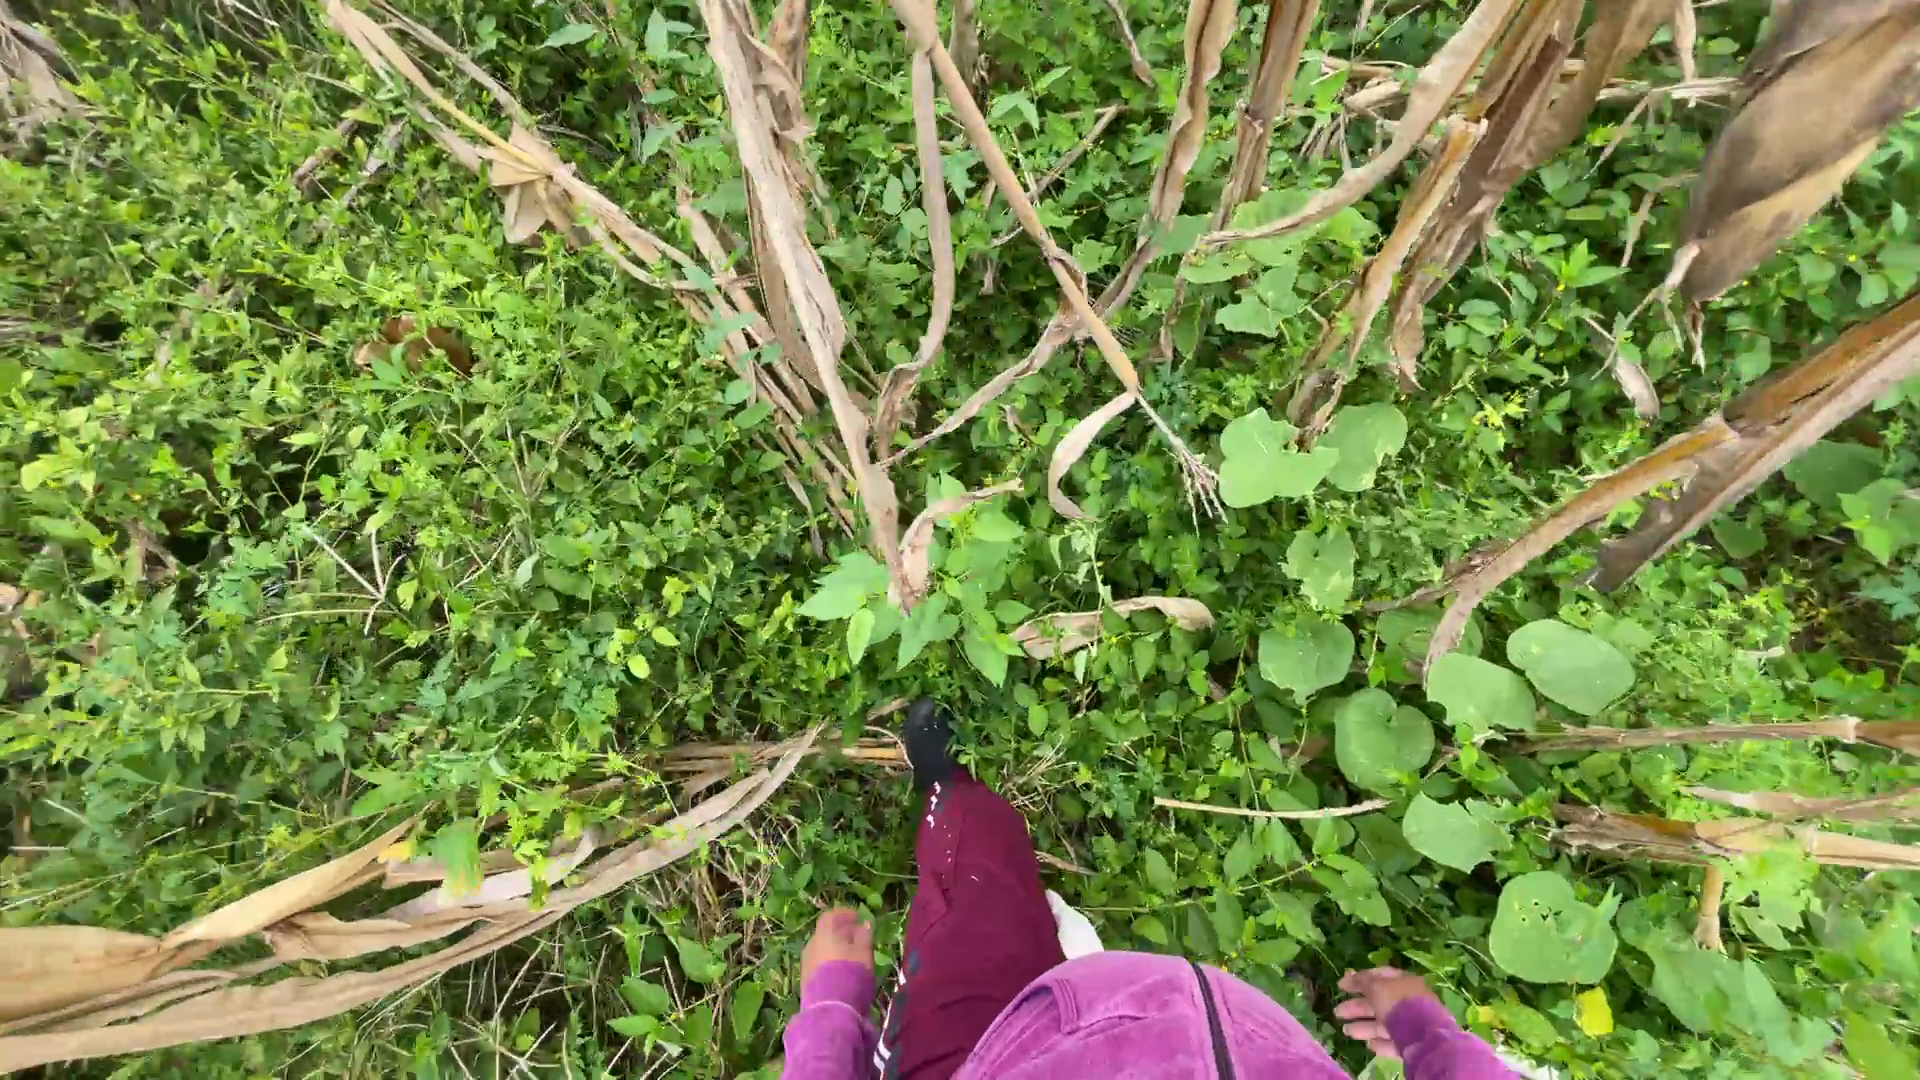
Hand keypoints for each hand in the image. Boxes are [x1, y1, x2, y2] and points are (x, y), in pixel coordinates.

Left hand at [800, 907, 873, 983]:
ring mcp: (806, 965)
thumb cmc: (851, 974)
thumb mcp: (864, 952)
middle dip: (841, 932)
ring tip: (851, 956)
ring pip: (822, 949)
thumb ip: (864, 935)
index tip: (857, 917)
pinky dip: (830, 962)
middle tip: (857, 936)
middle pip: (826, 933)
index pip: (830, 916)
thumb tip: (864, 923)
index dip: (844, 914)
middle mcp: (812, 945)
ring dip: (836, 948)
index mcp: (824, 934)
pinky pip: (819, 964)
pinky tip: (842, 971)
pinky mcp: (806, 982)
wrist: (830, 1012)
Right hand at [1334, 967, 1435, 1059]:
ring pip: (1382, 1023)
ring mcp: (1412, 1023)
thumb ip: (1361, 980)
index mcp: (1402, 982)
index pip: (1377, 976)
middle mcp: (1407, 1000)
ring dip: (1363, 1026)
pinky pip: (1393, 1041)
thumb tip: (1350, 974)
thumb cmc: (1398, 1003)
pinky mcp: (1414, 1043)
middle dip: (1356, 1007)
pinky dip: (1379, 1042)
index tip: (1341, 986)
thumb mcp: (1375, 986)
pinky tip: (1368, 1045)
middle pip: (1377, 1002)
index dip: (1357, 980)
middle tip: (1337, 1012)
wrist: (1426, 1037)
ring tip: (1346, 1031)